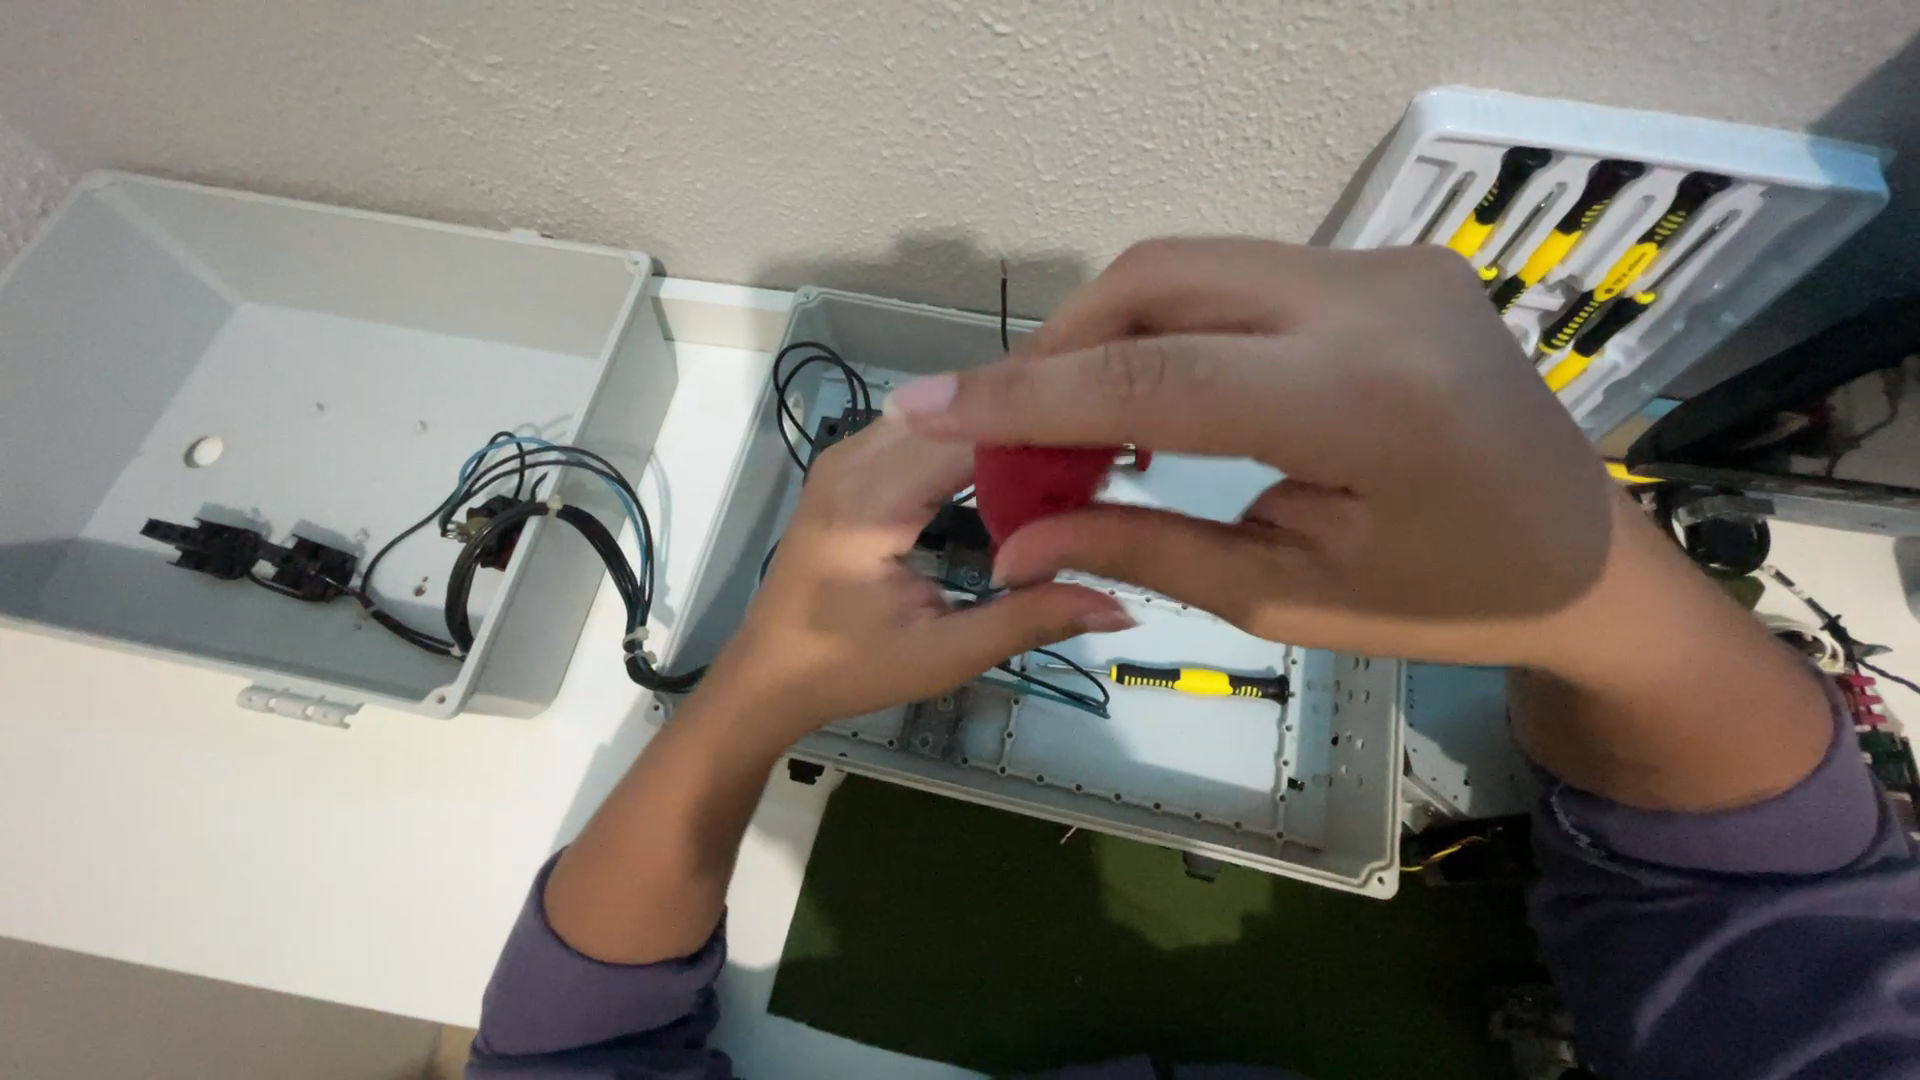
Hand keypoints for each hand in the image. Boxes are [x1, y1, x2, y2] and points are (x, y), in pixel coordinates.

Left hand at [703, 416, 1131, 739]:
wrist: (769, 674)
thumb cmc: (848, 668)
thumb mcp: (942, 654)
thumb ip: (1029, 619)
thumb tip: (1123, 604)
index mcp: (870, 499)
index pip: (970, 432)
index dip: (1041, 429)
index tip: (1110, 441)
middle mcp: (854, 458)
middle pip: (956, 411)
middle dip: (1026, 422)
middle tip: (1099, 447)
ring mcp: (847, 456)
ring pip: (940, 415)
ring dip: (999, 428)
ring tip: (1067, 453)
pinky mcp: (850, 468)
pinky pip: (920, 433)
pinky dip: (968, 443)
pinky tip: (1012, 468)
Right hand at [887, 238, 1614, 669]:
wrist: (1587, 558)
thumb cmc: (1442, 603)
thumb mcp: (1281, 598)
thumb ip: (1139, 550)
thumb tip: (1014, 547)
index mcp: (1362, 399)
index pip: (1149, 376)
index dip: (1023, 397)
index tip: (924, 407)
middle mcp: (1371, 297)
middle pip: (1152, 282)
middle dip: (1053, 356)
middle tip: (1007, 436)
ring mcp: (1380, 264)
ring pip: (1181, 265)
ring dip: (1098, 336)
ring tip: (1064, 423)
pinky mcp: (1375, 265)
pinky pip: (1226, 278)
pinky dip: (1154, 328)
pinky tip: (1137, 392)